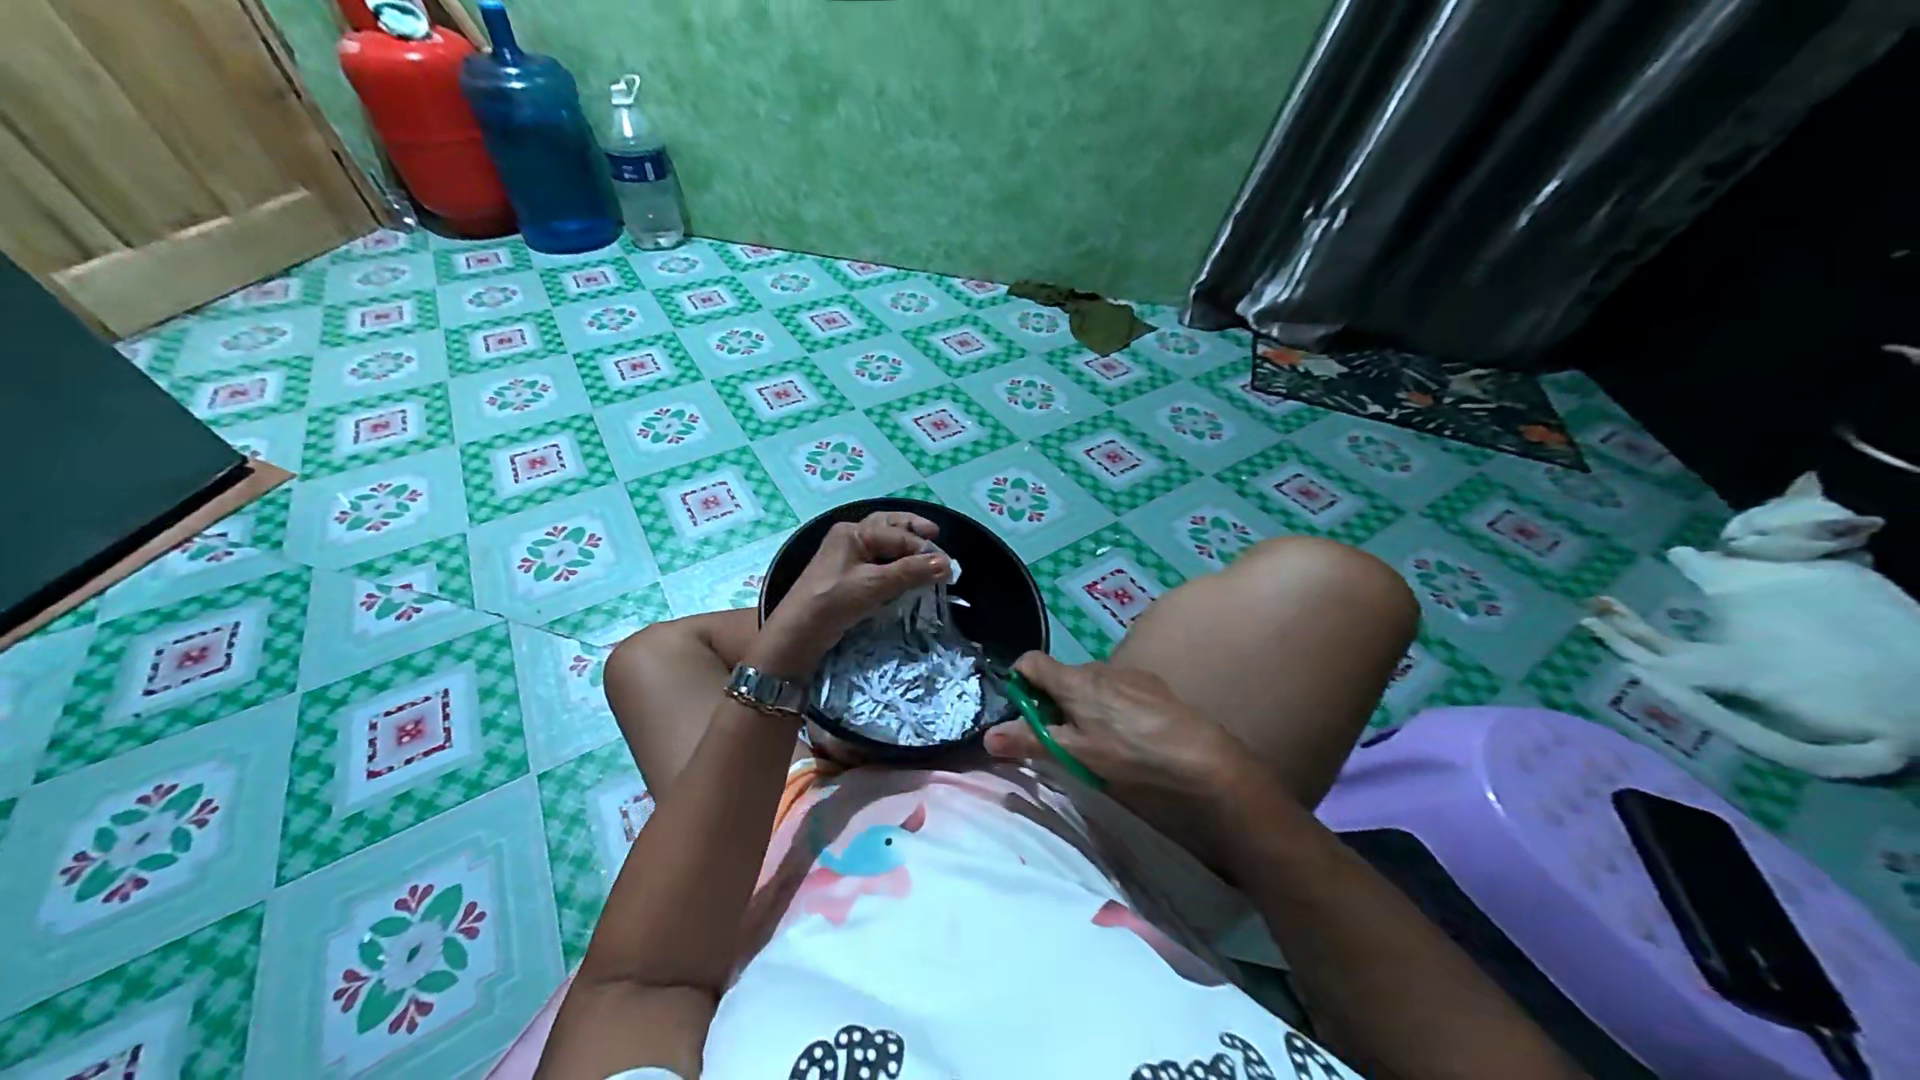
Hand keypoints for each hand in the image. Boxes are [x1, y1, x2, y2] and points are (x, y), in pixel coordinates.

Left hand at [753, 512, 951, 675]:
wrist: (797, 634)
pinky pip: (879, 561)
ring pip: (884, 543)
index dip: (925, 549)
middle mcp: (850, 538)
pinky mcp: (849, 576)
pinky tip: (909, 571)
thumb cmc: (832, 602)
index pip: (898, 535)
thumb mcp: (873, 585)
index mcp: (853, 533)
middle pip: (889, 527)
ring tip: (927, 550)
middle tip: (937, 535)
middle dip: (914, 531)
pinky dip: (896, 562)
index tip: (949, 567)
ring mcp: (848, 557)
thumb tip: (946, 564)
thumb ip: (910, 572)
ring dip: (906, 546)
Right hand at [982, 652, 1265, 866]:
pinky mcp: (1152, 686)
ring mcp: (1128, 674)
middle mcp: (1098, 667)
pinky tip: (1127, 738)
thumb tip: (988, 736)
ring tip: (1095, 742)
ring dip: (1082, 706)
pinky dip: (1109, 707)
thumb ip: (1031, 741)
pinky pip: (1116, 690)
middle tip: (1058, 739)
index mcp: (1074, 680)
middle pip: (1060, 677)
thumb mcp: (1075, 754)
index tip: (1019, 711)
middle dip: (1051, 702)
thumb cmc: (1130, 755)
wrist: (1203, 760)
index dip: (1017, 681)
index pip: (1030, 661)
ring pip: (1090, 685)